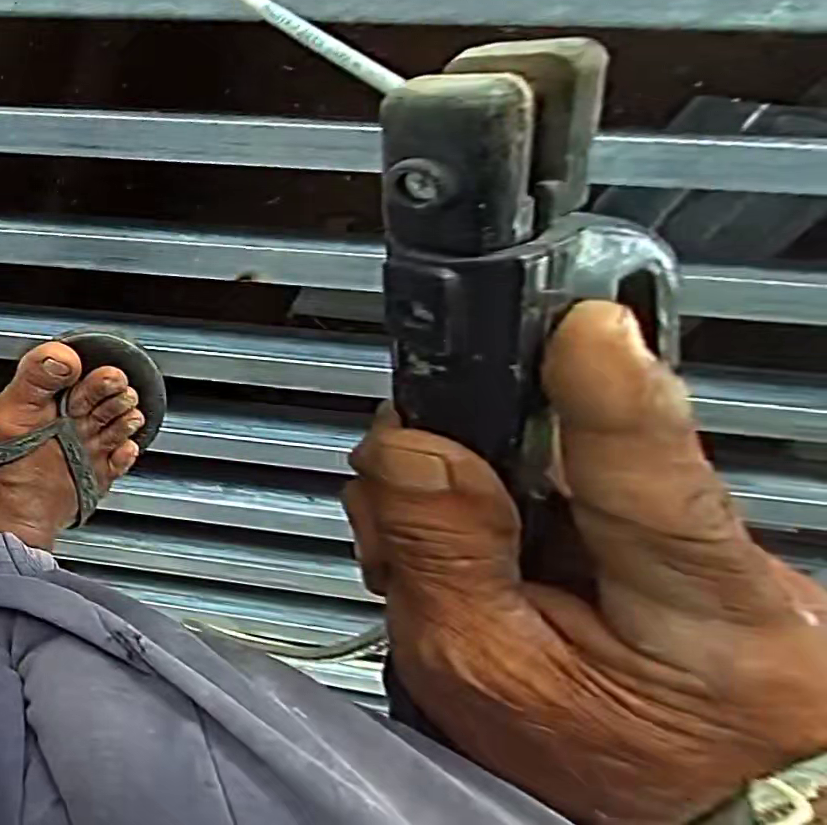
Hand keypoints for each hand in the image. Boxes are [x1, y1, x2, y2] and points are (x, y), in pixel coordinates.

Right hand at [345, 301, 826, 823]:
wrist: (643, 798)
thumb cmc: (582, 760)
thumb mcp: (477, 664)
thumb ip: (439, 550)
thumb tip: (410, 445)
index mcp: (703, 618)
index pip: (654, 486)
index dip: (611, 401)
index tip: (589, 328)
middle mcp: (708, 560)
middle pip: (538, 451)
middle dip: (440, 462)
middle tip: (398, 530)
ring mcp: (668, 539)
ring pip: (508, 458)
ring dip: (435, 491)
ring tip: (423, 561)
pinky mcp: (627, 528)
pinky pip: (510, 478)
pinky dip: (454, 504)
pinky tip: (448, 552)